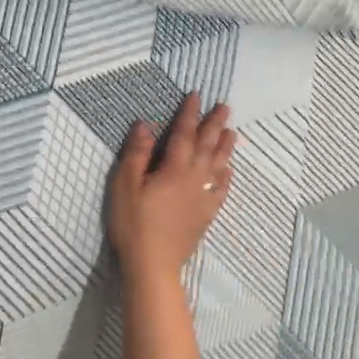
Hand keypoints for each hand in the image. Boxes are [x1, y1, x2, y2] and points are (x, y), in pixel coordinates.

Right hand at [108, 94, 237, 283]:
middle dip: (214, 125)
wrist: (153, 264)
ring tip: (233, 131)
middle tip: (225, 107)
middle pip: (207, 146)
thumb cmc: (133, 222)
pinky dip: (227, 175)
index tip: (196, 95)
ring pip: (219, 166)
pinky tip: (229, 170)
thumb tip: (146, 124)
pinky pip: (222, 189)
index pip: (184, 134)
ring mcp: (203, 198)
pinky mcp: (206, 215)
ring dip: (226, 146)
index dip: (189, 113)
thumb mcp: (125, 183)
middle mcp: (194, 179)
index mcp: (174, 168)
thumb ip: (136, 152)